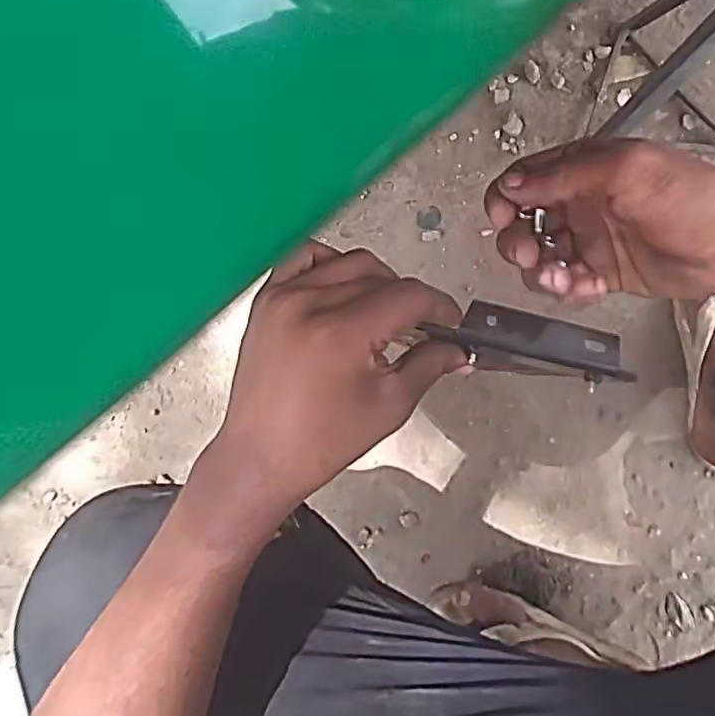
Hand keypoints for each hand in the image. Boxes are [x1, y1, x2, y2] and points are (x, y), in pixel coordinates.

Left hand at [189, 242, 466, 538]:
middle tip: (422, 326)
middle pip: (382, 277)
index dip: (439, 306)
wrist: (260, 457)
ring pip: (349, 262)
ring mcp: (283, 298)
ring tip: (384, 311)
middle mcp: (308, 306)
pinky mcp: (268, 300)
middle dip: (411, 299)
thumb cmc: (314, 443)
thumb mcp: (389, 405)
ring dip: (377, 280)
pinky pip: (305, 257)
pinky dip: (332, 264)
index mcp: (341, 333)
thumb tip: (454, 349)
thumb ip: (429, 365)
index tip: (449, 319)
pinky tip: (343, 287)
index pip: (409, 295)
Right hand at [485, 139, 714, 300]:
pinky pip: (570, 281)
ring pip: (543, 257)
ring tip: (559, 277)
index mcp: (583, 169)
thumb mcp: (626, 172)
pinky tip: (582, 287)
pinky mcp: (606, 269)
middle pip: (525, 222)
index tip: (501, 217)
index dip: (504, 198)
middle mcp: (583, 203)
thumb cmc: (694, 196)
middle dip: (517, 240)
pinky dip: (567, 288)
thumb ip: (566, 175)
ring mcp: (593, 238)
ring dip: (541, 270)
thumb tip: (515, 183)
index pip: (525, 179)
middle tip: (529, 254)